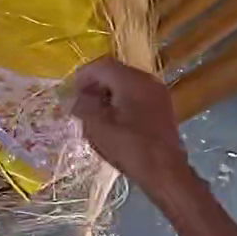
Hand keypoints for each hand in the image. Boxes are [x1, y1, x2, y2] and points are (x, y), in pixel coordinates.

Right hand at [70, 57, 193, 189]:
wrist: (164, 170)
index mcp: (131, 80)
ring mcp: (158, 93)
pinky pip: (137, 94)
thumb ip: (84, 105)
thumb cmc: (128, 147)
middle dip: (95, 83)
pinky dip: (121, 100)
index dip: (83, 76)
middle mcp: (147, 80)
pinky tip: (114, 119)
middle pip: (116, 71)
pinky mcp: (162, 106)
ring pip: (127, 83)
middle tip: (81, 101)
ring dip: (108, 92)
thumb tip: (79, 96)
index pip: (102, 65)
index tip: (72, 92)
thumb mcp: (96, 126)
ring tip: (95, 112)